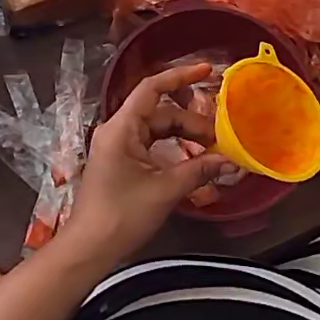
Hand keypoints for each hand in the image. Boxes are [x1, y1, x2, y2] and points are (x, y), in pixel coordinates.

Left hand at [62, 64, 229, 265]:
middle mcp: (118, 131)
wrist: (89, 248)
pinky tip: (194, 163)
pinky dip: (174, 151)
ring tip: (214, 152)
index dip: (180, 76)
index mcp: (122, 128)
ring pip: (159, 131)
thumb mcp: (165, 190)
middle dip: (193, 123)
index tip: (208, 71)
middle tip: (222, 139)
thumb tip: (230, 161)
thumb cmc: (122, 215)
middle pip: (161, 113)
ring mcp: (118, 147)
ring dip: (186, 138)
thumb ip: (199, 170)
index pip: (152, 89)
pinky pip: (152, 146)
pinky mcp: (121, 163)